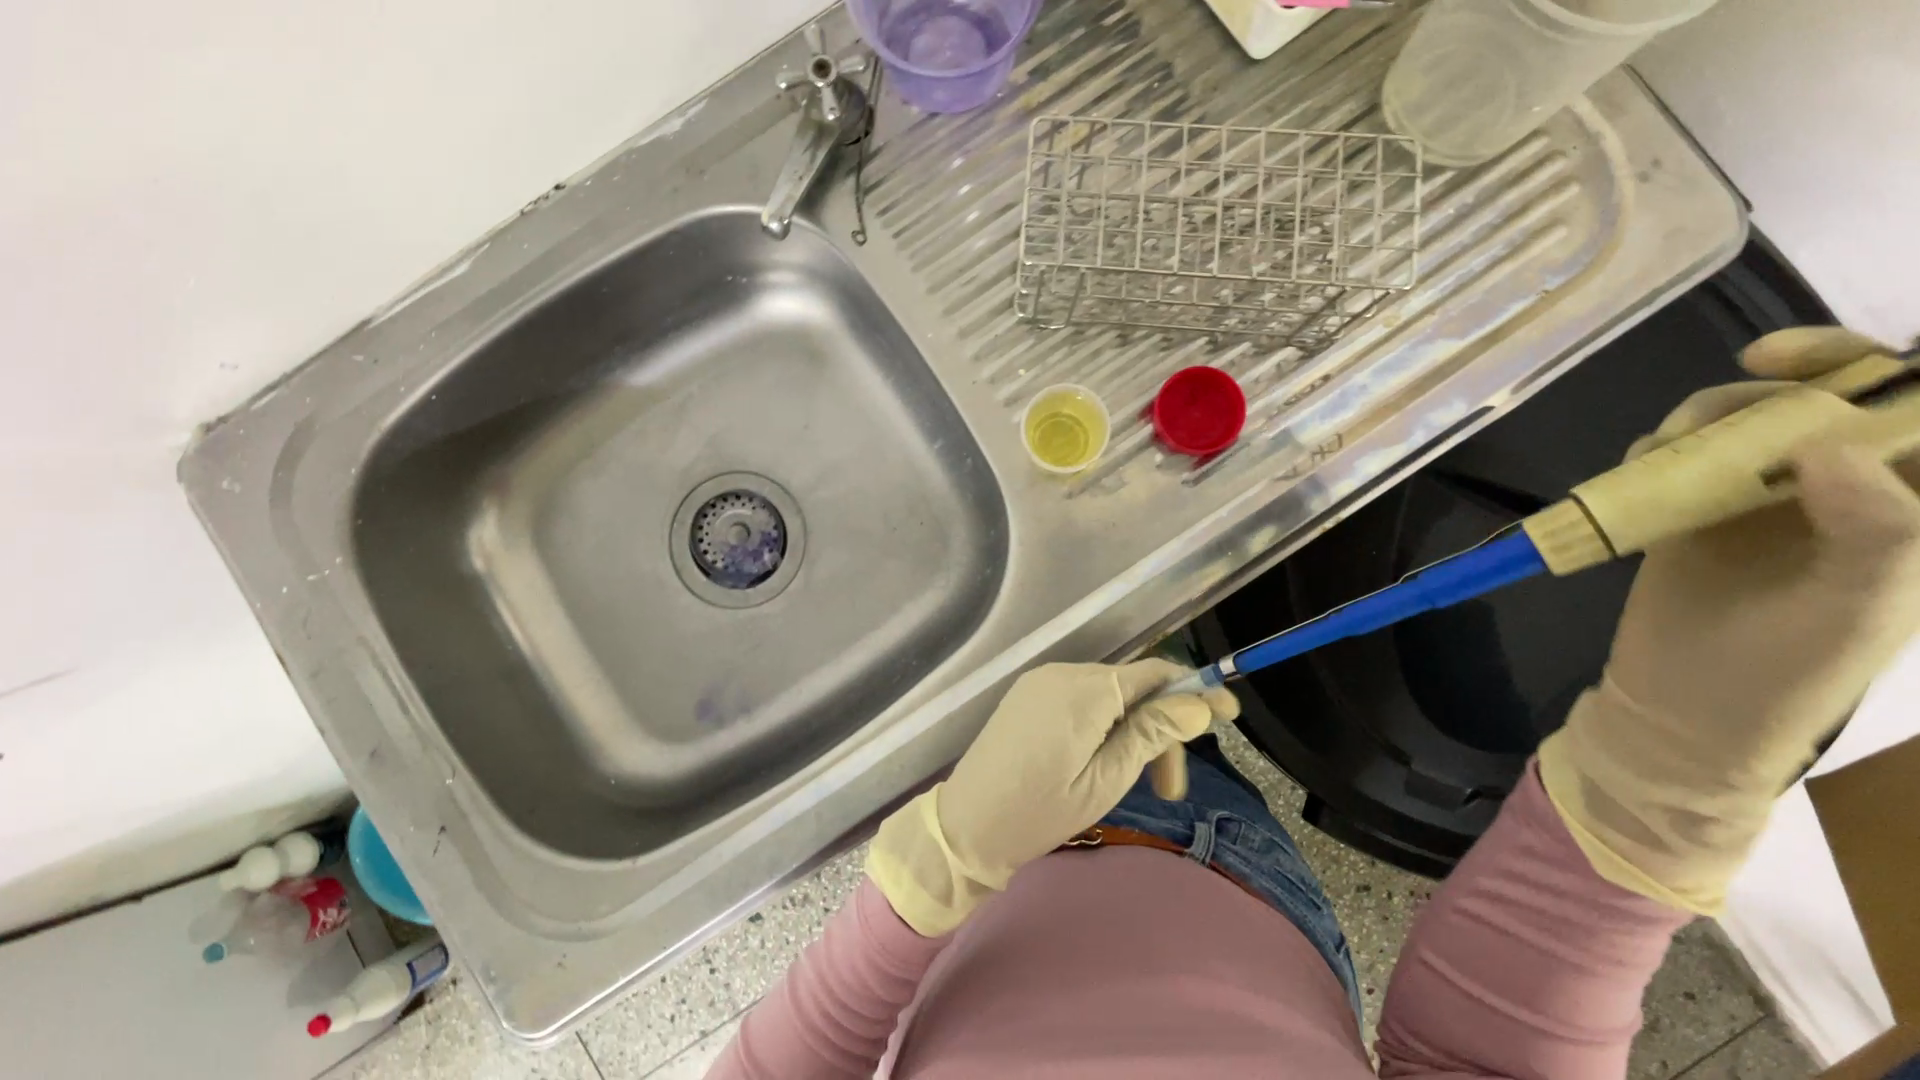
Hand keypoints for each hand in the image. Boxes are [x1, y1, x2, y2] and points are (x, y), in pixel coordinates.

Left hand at [865, 659, 1239, 936]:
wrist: (965, 828)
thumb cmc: (1039, 811)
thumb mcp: (1106, 779)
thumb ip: (1151, 733)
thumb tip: (1198, 701)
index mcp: (1085, 689)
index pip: (1156, 673)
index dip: (1195, 692)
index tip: (1228, 716)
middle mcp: (1062, 673)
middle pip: (1133, 688)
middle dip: (1160, 730)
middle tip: (1169, 789)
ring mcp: (1040, 683)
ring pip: (1108, 696)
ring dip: (1132, 733)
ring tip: (1137, 785)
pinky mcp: (1026, 699)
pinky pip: (1080, 701)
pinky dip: (1103, 727)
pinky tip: (1102, 763)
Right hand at [1538, 327, 1919, 914]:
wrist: (1680, 716)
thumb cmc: (1784, 675)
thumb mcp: (1859, 610)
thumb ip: (1880, 527)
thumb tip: (1820, 445)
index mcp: (1906, 518)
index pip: (1919, 420)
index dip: (1878, 373)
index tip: (1811, 364)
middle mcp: (1844, 500)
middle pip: (1831, 405)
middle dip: (1791, 380)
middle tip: (1746, 371)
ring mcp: (1763, 506)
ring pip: (1750, 424)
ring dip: (1713, 417)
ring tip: (1668, 447)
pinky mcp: (1695, 517)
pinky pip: (1681, 459)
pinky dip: (1658, 449)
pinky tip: (1642, 470)